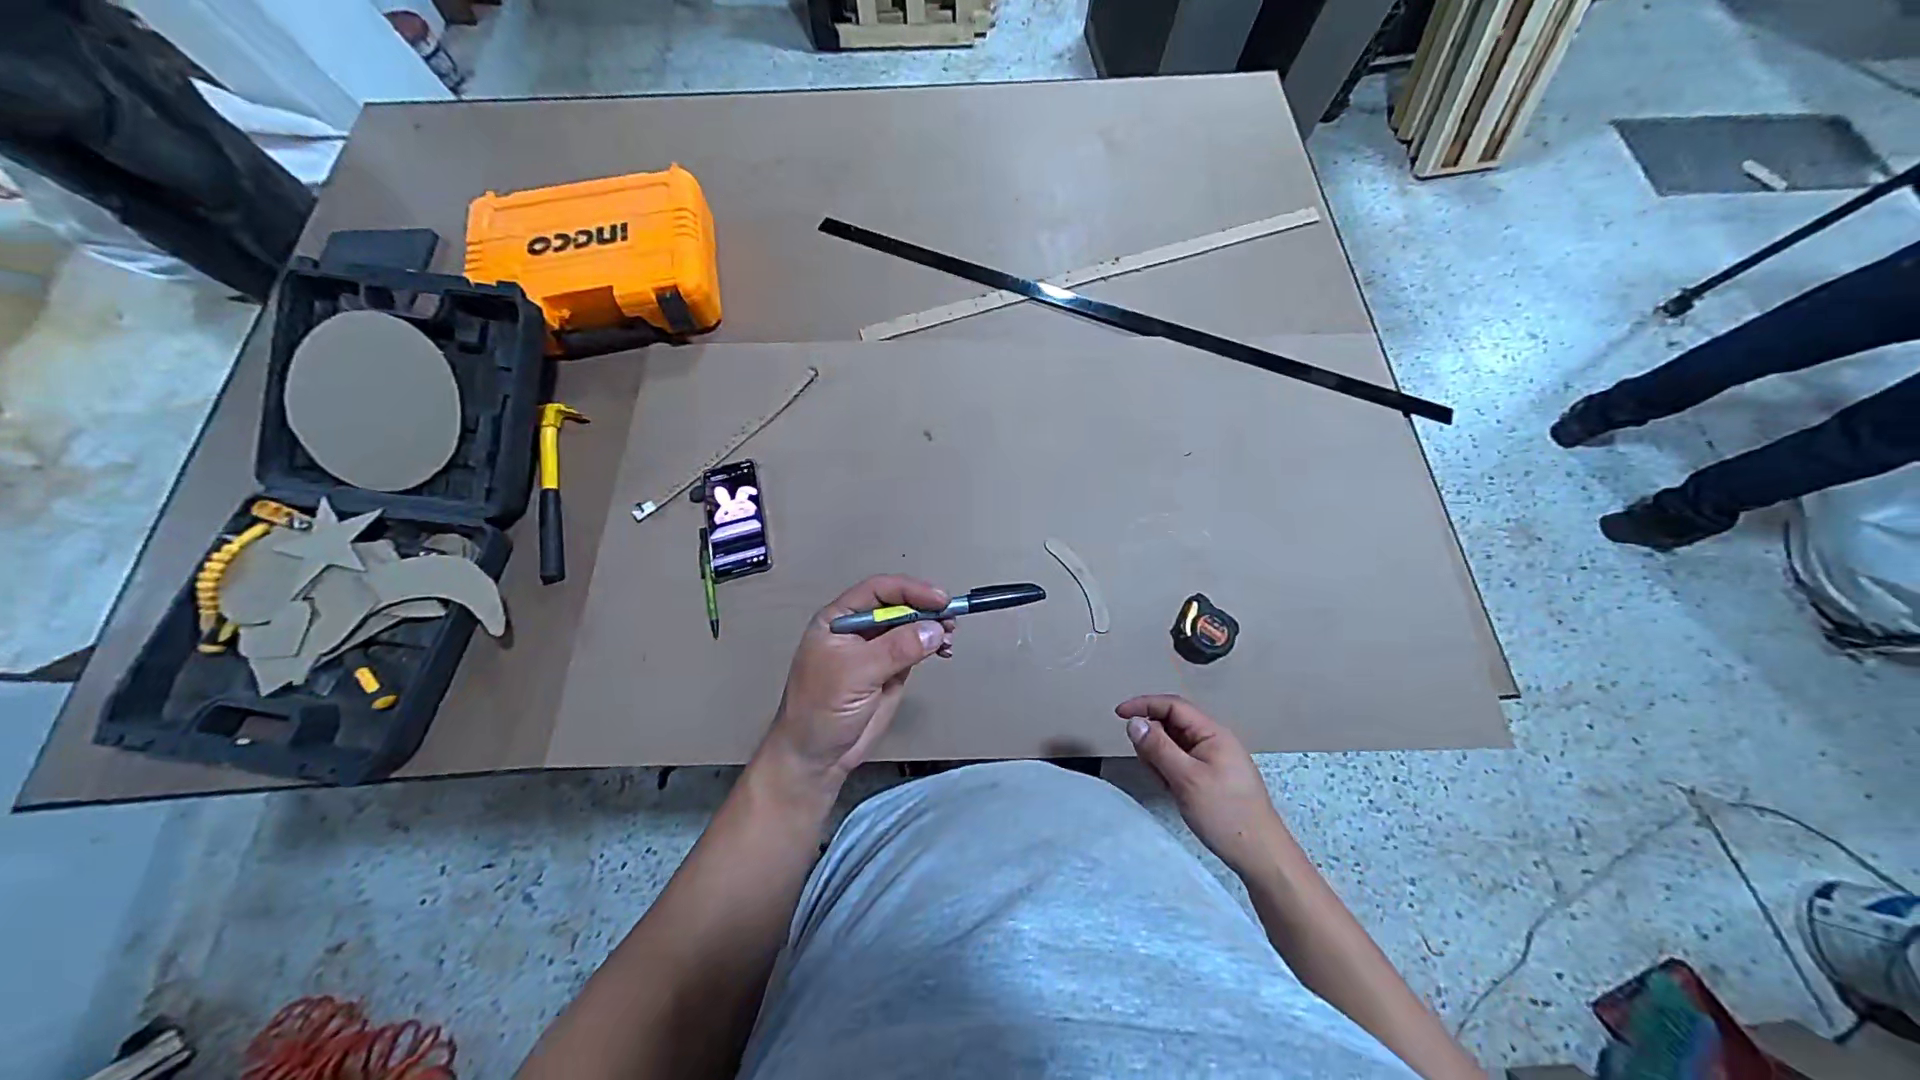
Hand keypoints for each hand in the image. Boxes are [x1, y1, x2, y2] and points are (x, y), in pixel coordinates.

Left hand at [756, 576, 954, 794]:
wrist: (816, 756)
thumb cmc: (821, 708)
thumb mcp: (856, 672)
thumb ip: (896, 648)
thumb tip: (935, 629)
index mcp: (839, 618)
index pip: (878, 591)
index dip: (910, 590)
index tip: (939, 599)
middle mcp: (859, 628)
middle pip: (898, 605)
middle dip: (926, 608)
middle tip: (951, 618)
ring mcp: (876, 649)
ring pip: (911, 626)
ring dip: (933, 626)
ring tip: (950, 636)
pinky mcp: (891, 670)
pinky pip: (917, 648)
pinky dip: (934, 645)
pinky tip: (944, 649)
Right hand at [1117, 695, 1286, 873]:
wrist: (1260, 855)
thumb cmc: (1225, 814)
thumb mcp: (1186, 778)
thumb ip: (1158, 747)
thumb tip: (1134, 722)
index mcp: (1212, 733)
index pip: (1173, 705)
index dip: (1144, 705)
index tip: (1118, 714)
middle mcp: (1213, 741)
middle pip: (1172, 724)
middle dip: (1152, 738)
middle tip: (1148, 766)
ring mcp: (1213, 760)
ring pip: (1174, 744)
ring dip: (1160, 757)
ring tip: (1165, 784)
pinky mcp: (1211, 777)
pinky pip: (1181, 762)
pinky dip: (1169, 770)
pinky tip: (1172, 790)